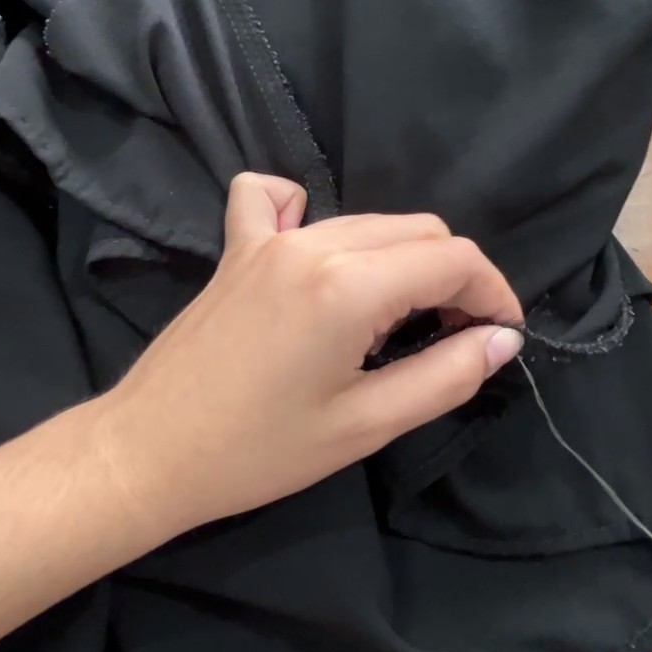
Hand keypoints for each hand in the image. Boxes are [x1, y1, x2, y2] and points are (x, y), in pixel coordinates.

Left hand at [88, 173, 524, 536]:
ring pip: (365, 222)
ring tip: (401, 317)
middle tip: (454, 335)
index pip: (453, 258)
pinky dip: (308, 211)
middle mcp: (312, 243)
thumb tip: (501, 340)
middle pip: (417, 231)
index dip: (492, 292)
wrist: (150, 449)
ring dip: (401, 259)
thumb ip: (444, 377)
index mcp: (348, 285)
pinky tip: (315, 249)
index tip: (500, 335)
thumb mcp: (364, 426)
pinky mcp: (235, 249)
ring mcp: (267, 238)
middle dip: (453, 277)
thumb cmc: (258, 451)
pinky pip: (275, 200)